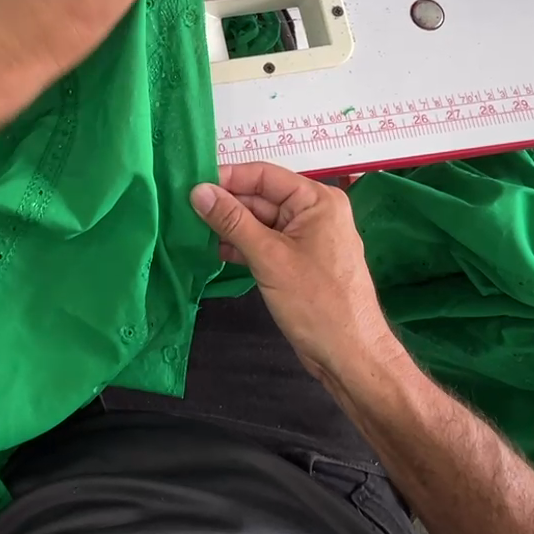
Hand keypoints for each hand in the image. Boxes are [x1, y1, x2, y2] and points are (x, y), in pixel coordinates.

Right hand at [190, 163, 402, 387]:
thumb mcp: (269, 257)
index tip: (191, 184)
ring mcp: (304, 237)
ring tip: (190, 227)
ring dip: (228, 225)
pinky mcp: (295, 260)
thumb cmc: (316, 303)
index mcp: (316, 199)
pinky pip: (262, 242)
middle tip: (183, 208)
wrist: (350, 358)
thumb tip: (198, 191)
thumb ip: (232, 221)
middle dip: (224, 204)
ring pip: (258, 221)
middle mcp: (312, 211)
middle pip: (259, 197)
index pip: (264, 175)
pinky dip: (240, 244)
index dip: (227, 178)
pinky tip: (211, 248)